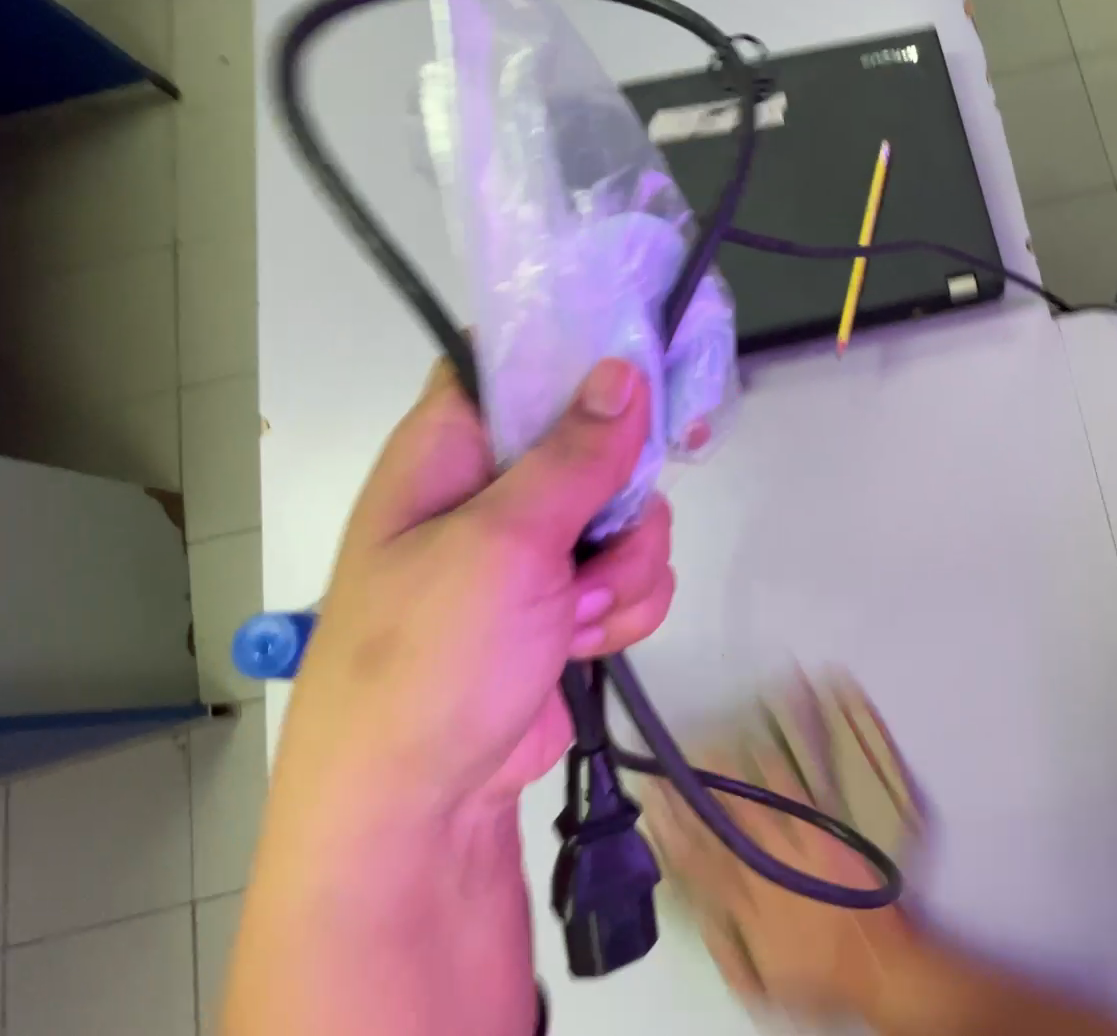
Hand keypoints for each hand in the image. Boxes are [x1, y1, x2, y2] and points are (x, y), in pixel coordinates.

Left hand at [277, 357, 676, 822]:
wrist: (426, 801)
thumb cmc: (433, 659)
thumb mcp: (502, 544)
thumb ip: (572, 456)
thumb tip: (622, 369)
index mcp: (448, 457)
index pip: (510, 371)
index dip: (575, 365)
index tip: (642, 376)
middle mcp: (494, 497)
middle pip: (599, 450)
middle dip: (621, 505)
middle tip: (591, 546)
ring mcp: (536, 556)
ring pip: (632, 523)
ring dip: (625, 572)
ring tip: (574, 616)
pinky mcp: (570, 605)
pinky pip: (635, 579)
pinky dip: (625, 612)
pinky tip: (586, 644)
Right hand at [642, 732, 916, 1023]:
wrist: (880, 965)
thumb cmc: (820, 980)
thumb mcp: (759, 983)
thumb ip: (725, 948)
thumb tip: (701, 914)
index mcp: (745, 910)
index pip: (698, 865)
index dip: (672, 833)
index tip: (653, 804)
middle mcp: (767, 873)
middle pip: (721, 830)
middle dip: (693, 798)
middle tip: (670, 768)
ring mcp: (799, 850)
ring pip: (755, 809)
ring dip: (728, 779)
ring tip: (707, 750)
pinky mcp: (828, 836)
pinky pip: (798, 800)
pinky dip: (780, 775)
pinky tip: (765, 751)